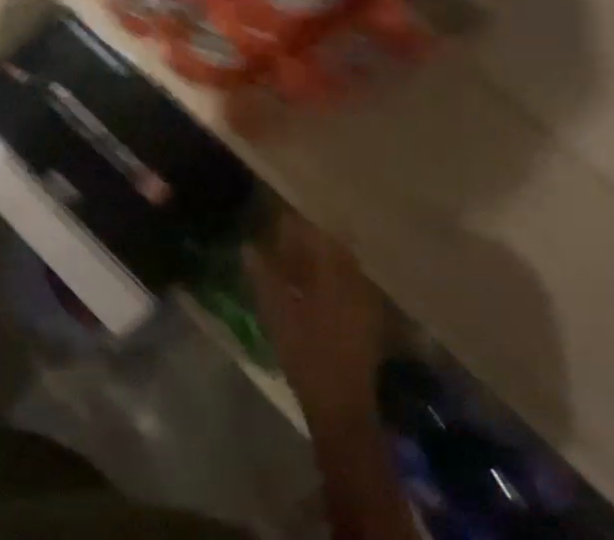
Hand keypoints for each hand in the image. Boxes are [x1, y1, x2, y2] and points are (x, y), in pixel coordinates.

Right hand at [246, 208, 384, 424]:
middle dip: (310, 235)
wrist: (341, 404)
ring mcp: (364, 303)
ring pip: (342, 265)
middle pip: (335, 247)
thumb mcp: (276, 313)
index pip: (319, 235)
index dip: (298, 220)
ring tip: (290, 254)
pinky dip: (327, 275)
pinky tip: (308, 284)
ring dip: (320, 255)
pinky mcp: (365, 319)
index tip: (277, 209)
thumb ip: (263, 276)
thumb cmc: (305, 354)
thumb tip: (247, 246)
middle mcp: (355, 284)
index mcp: (335, 278)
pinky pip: (347, 283)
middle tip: (281, 230)